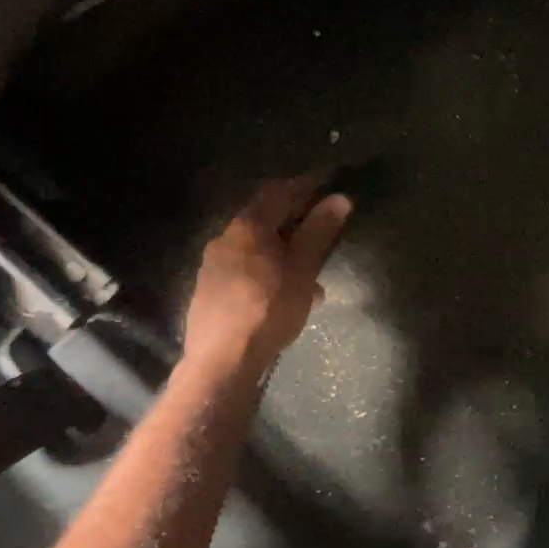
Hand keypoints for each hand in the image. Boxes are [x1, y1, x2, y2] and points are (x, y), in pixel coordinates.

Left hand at [181, 178, 351, 377]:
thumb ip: (318, 232)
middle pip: (265, 217)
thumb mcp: (302, 270)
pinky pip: (246, 268)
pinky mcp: (210, 290)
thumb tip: (338, 198)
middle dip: (295, 219)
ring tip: (310, 269)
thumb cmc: (268, 310)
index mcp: (248, 225)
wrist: (221, 362)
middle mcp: (225, 237)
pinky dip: (269, 270)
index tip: (330, 186)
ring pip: (256, 246)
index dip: (306, 186)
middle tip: (322, 227)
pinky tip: (286, 294)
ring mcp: (213, 264)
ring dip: (283, 249)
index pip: (279, 191)